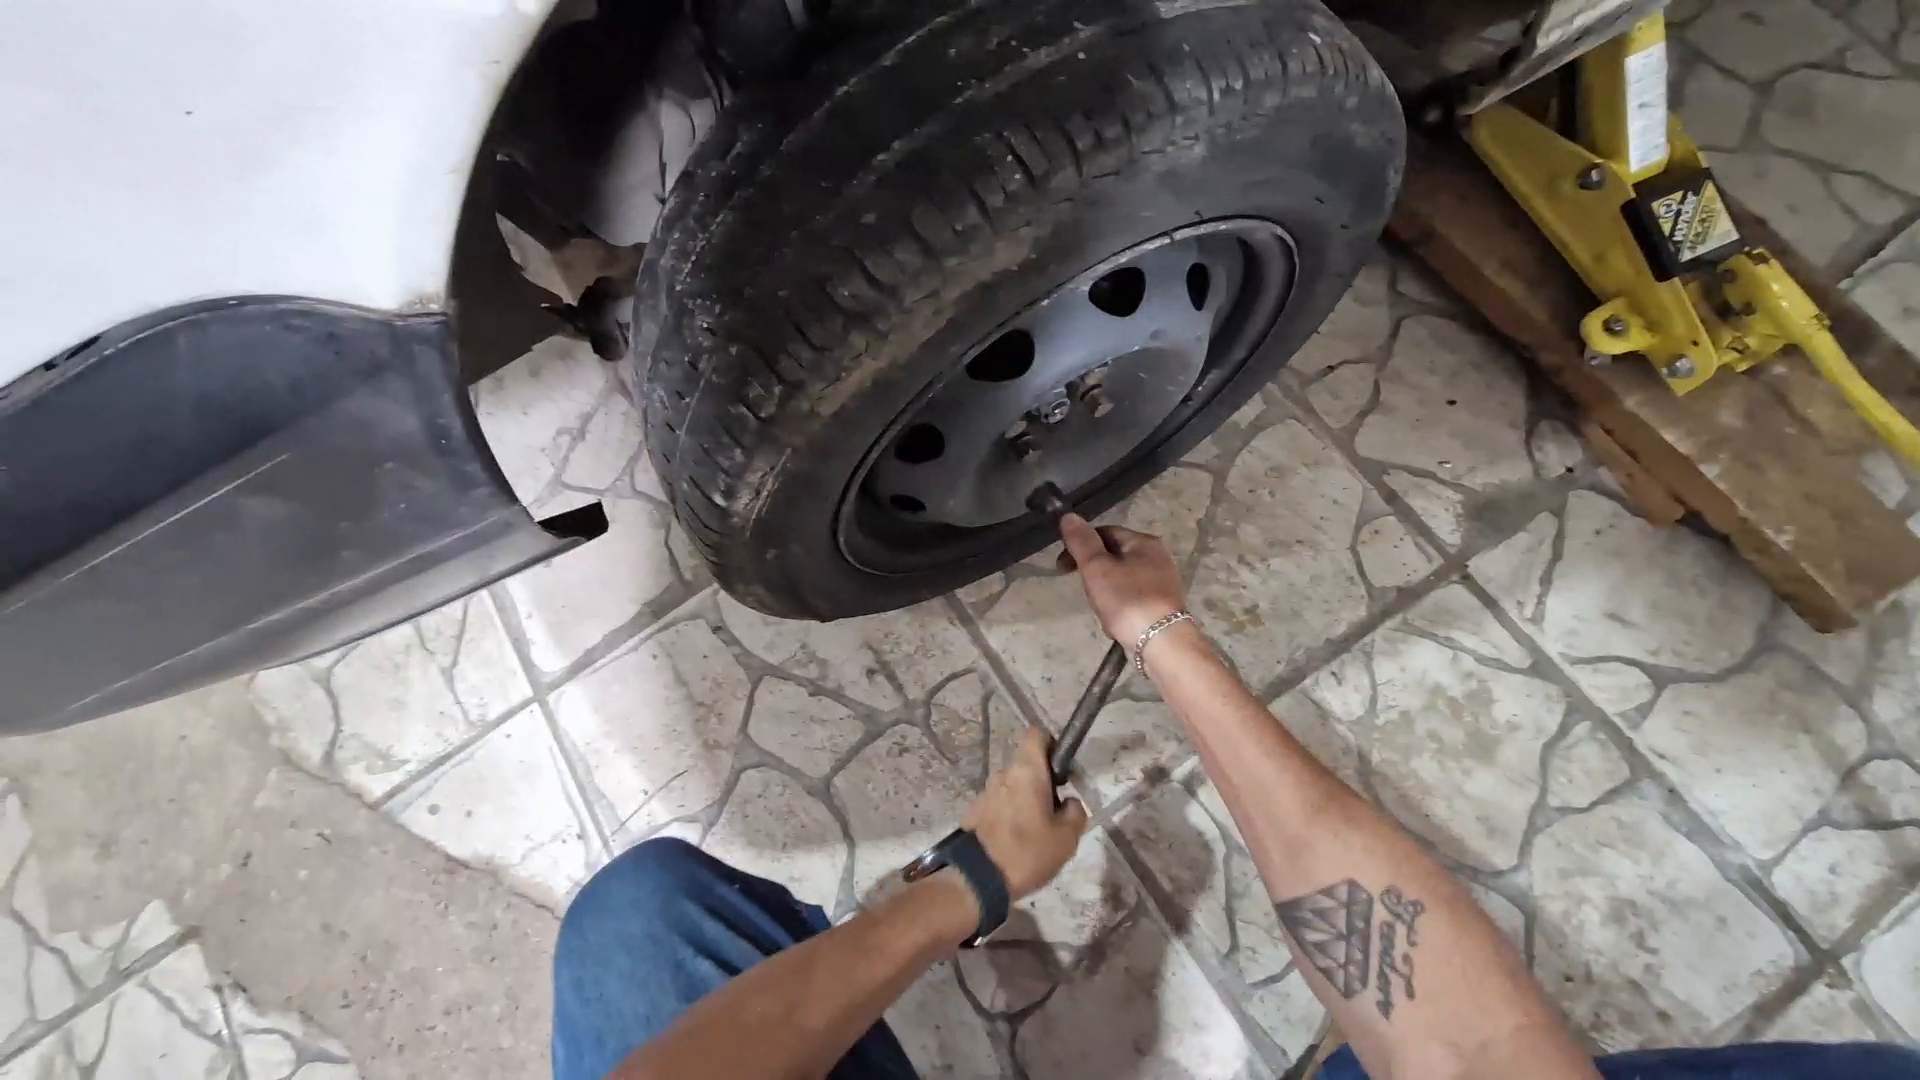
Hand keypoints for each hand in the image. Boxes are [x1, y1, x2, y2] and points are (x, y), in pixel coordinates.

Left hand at [961, 729, 1088, 900]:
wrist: (977, 878)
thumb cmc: (1028, 851)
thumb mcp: (1067, 837)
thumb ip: (1075, 812)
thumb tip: (1069, 802)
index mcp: (1026, 771)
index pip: (1037, 734)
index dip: (1053, 745)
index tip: (1063, 770)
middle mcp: (1003, 774)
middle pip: (1027, 765)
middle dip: (1043, 782)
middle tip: (1056, 811)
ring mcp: (985, 792)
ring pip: (1013, 786)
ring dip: (1026, 800)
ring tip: (1037, 832)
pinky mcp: (974, 811)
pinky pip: (999, 803)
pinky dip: (1010, 813)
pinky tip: (1017, 841)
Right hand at [1056, 514, 1188, 645]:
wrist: (1160, 642)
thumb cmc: (1127, 600)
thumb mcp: (1097, 568)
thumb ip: (1081, 542)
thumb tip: (1068, 516)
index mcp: (1144, 542)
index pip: (1104, 532)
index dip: (1080, 546)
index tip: (1062, 567)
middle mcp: (1157, 557)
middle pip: (1112, 557)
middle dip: (1093, 573)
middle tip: (1084, 591)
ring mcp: (1161, 583)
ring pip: (1120, 580)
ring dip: (1104, 593)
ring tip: (1100, 610)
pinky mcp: (1160, 605)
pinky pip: (1131, 599)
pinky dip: (1118, 607)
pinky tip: (1114, 622)